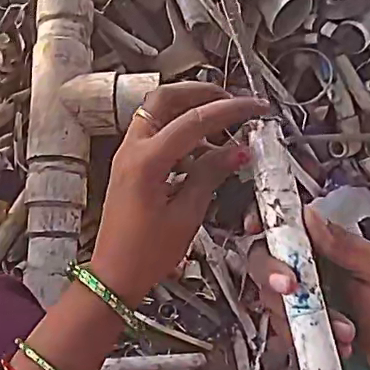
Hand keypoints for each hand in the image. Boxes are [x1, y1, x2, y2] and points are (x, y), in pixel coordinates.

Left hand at [85, 84, 266, 305]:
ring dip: (190, 113)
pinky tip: (203, 152)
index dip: (230, 111)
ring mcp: (127, 155)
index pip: (194, 120)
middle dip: (201, 94)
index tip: (255, 108)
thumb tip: (237, 150)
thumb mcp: (187, 215)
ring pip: (158, 113)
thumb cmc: (144, 254)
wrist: (114, 275)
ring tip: (223, 131)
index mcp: (146, 162)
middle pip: (165, 99)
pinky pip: (155, 134)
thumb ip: (211, 175)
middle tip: (232, 104)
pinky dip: (179, 133)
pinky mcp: (130, 165)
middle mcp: (132, 151)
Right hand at [247, 206, 369, 369]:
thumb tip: (310, 216)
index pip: (285, 224)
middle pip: (263, 258)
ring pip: (268, 296)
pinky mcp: (296, 327)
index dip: (263, 222)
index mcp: (326, 245)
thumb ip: (344, 243)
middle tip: (290, 287)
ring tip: (342, 327)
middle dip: (271, 272)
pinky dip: (303, 336)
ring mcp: (299, 299)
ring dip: (300, 313)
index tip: (255, 227)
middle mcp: (306, 269)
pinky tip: (334, 340)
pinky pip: (280, 327)